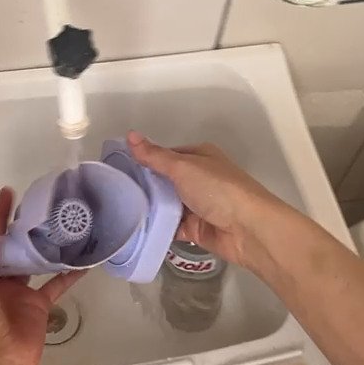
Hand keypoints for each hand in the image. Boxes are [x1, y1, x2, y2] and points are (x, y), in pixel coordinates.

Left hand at [0, 188, 84, 364]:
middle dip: (13, 224)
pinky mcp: (38, 305)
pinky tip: (81, 255)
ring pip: (30, 260)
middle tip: (29, 200)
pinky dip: (68, 271)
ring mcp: (17, 292)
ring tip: (53, 218)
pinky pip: (55, 284)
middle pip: (3, 246)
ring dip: (39, 242)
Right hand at [127, 132, 294, 271]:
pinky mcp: (195, 228)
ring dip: (150, 208)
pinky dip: (157, 227)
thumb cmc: (219, 190)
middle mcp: (199, 178)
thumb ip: (154, 156)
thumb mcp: (183, 167)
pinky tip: (137, 228)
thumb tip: (130, 135)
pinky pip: (171, 226)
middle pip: (164, 181)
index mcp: (199, 156)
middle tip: (115, 192)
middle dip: (145, 187)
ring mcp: (198, 204)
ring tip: (120, 211)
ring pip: (166, 204)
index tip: (120, 168)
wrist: (248, 229)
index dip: (145, 160)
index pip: (165, 155)